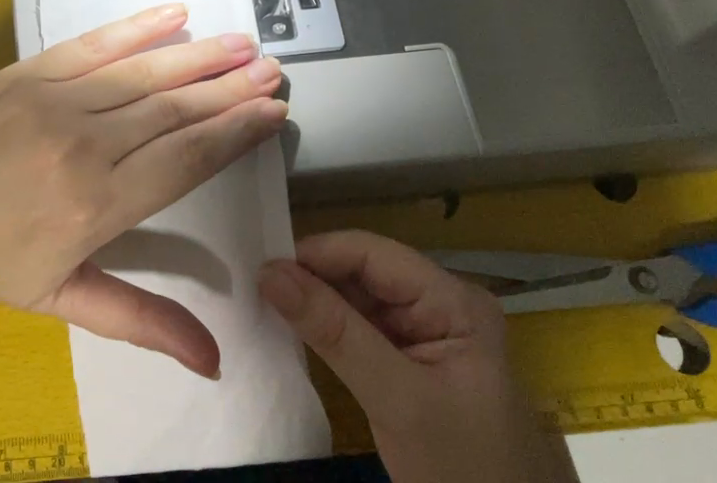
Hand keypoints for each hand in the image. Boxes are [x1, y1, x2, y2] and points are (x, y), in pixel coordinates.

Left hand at [0, 3, 286, 377]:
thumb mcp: (61, 300)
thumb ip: (141, 320)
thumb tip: (214, 362)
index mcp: (97, 206)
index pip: (186, 159)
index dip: (236, 132)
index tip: (274, 112)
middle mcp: (83, 147)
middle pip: (173, 110)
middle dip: (230, 89)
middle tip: (274, 70)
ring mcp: (52, 102)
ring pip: (142, 74)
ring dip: (199, 56)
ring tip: (243, 43)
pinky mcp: (25, 74)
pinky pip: (91, 45)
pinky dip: (136, 28)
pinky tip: (174, 14)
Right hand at [259, 232, 578, 482]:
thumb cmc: (462, 466)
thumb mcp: (398, 399)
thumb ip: (335, 333)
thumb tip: (269, 273)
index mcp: (453, 299)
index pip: (373, 253)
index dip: (316, 254)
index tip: (261, 271)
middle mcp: (440, 303)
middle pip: (362, 271)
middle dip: (311, 277)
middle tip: (254, 289)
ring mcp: (425, 332)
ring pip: (356, 298)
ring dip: (314, 302)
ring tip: (264, 305)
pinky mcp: (409, 359)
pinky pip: (360, 328)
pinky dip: (326, 328)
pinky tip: (294, 330)